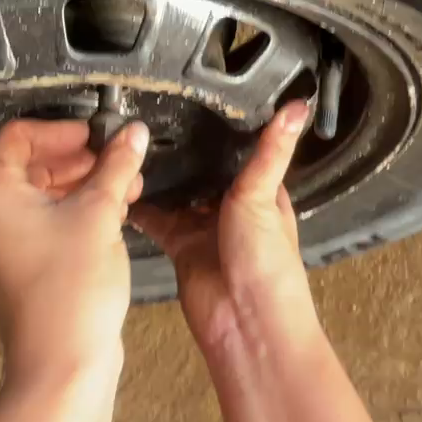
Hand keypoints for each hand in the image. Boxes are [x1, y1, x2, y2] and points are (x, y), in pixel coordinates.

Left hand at [0, 118, 149, 381]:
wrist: (62, 366)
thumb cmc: (68, 291)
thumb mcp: (99, 212)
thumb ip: (117, 165)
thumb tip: (132, 134)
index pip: (19, 136)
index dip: (62, 130)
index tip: (94, 134)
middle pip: (31, 164)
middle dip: (79, 159)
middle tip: (114, 159)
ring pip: (40, 194)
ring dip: (82, 185)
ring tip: (123, 187)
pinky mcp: (17, 268)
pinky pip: (42, 223)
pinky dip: (73, 212)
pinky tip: (112, 214)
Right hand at [129, 101, 319, 356]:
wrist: (246, 323)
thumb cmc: (269, 262)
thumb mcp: (265, 192)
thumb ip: (272, 148)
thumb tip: (298, 105)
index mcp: (259, 191)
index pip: (237, 150)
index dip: (218, 130)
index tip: (195, 98)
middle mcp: (230, 206)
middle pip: (201, 171)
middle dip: (183, 152)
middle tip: (153, 118)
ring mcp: (202, 226)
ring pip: (177, 191)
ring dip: (160, 175)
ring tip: (134, 143)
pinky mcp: (178, 245)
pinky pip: (156, 219)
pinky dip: (141, 205)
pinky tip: (122, 182)